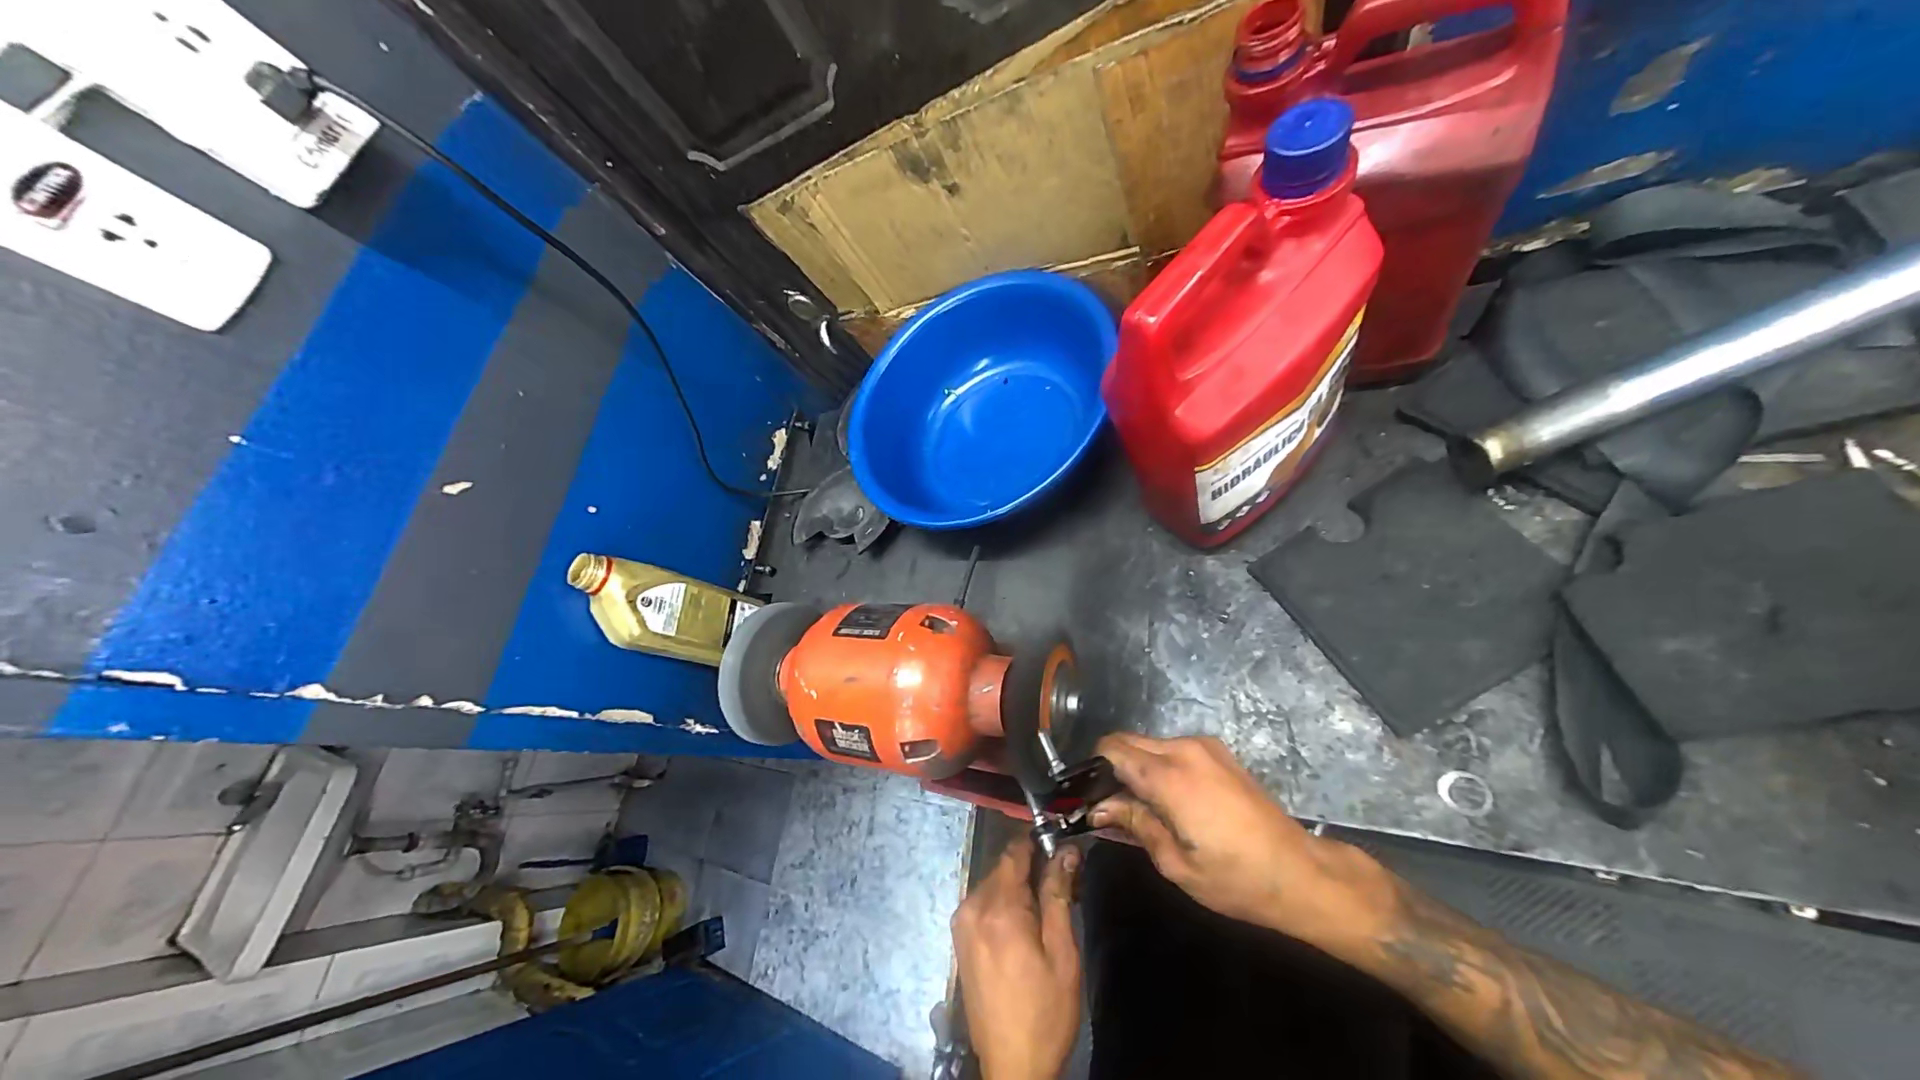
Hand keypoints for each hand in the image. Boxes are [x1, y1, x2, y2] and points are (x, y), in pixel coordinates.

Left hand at [950, 832, 1081, 1079]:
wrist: (1012, 1066)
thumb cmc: (1046, 1012)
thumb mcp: (1063, 953)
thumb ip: (1058, 896)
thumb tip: (1066, 852)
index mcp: (998, 908)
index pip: (1014, 852)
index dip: (1038, 843)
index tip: (1061, 844)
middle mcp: (972, 907)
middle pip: (1004, 868)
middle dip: (1032, 869)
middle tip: (1063, 885)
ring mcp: (961, 923)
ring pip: (994, 884)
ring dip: (1018, 888)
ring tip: (1047, 910)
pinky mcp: (959, 939)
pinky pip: (984, 904)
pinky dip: (1004, 903)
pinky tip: (1024, 925)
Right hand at [1088, 733, 1389, 945]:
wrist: (1300, 872)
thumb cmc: (1235, 878)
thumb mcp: (1176, 862)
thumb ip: (1134, 824)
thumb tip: (1099, 808)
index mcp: (1170, 776)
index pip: (1112, 749)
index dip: (1093, 769)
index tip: (1089, 797)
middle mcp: (1184, 750)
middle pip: (1127, 742)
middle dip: (1112, 768)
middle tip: (1111, 807)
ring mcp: (1205, 747)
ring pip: (1150, 745)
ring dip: (1137, 768)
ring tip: (1142, 809)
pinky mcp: (1219, 753)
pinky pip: (1173, 750)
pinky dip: (1160, 767)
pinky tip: (1169, 802)